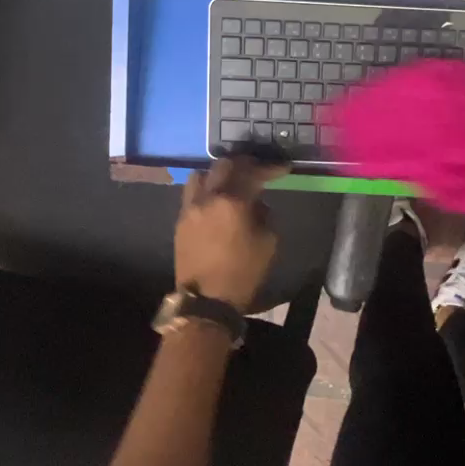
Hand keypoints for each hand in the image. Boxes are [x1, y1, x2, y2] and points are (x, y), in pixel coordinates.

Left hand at [174, 157, 286, 309]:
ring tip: (232, 182)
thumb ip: (264, 214)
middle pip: (225, 165)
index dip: (271, 168)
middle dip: (244, 164)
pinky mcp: (181, 220)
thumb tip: (256, 204)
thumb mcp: (268, 242)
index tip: (284, 168)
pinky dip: (207, 189)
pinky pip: (193, 193)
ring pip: (202, 174)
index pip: (253, 173)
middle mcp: (208, 197)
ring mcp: (190, 208)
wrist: (206, 301)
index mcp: (233, 202)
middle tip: (258, 170)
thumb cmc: (243, 272)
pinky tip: (217, 201)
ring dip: (219, 174)